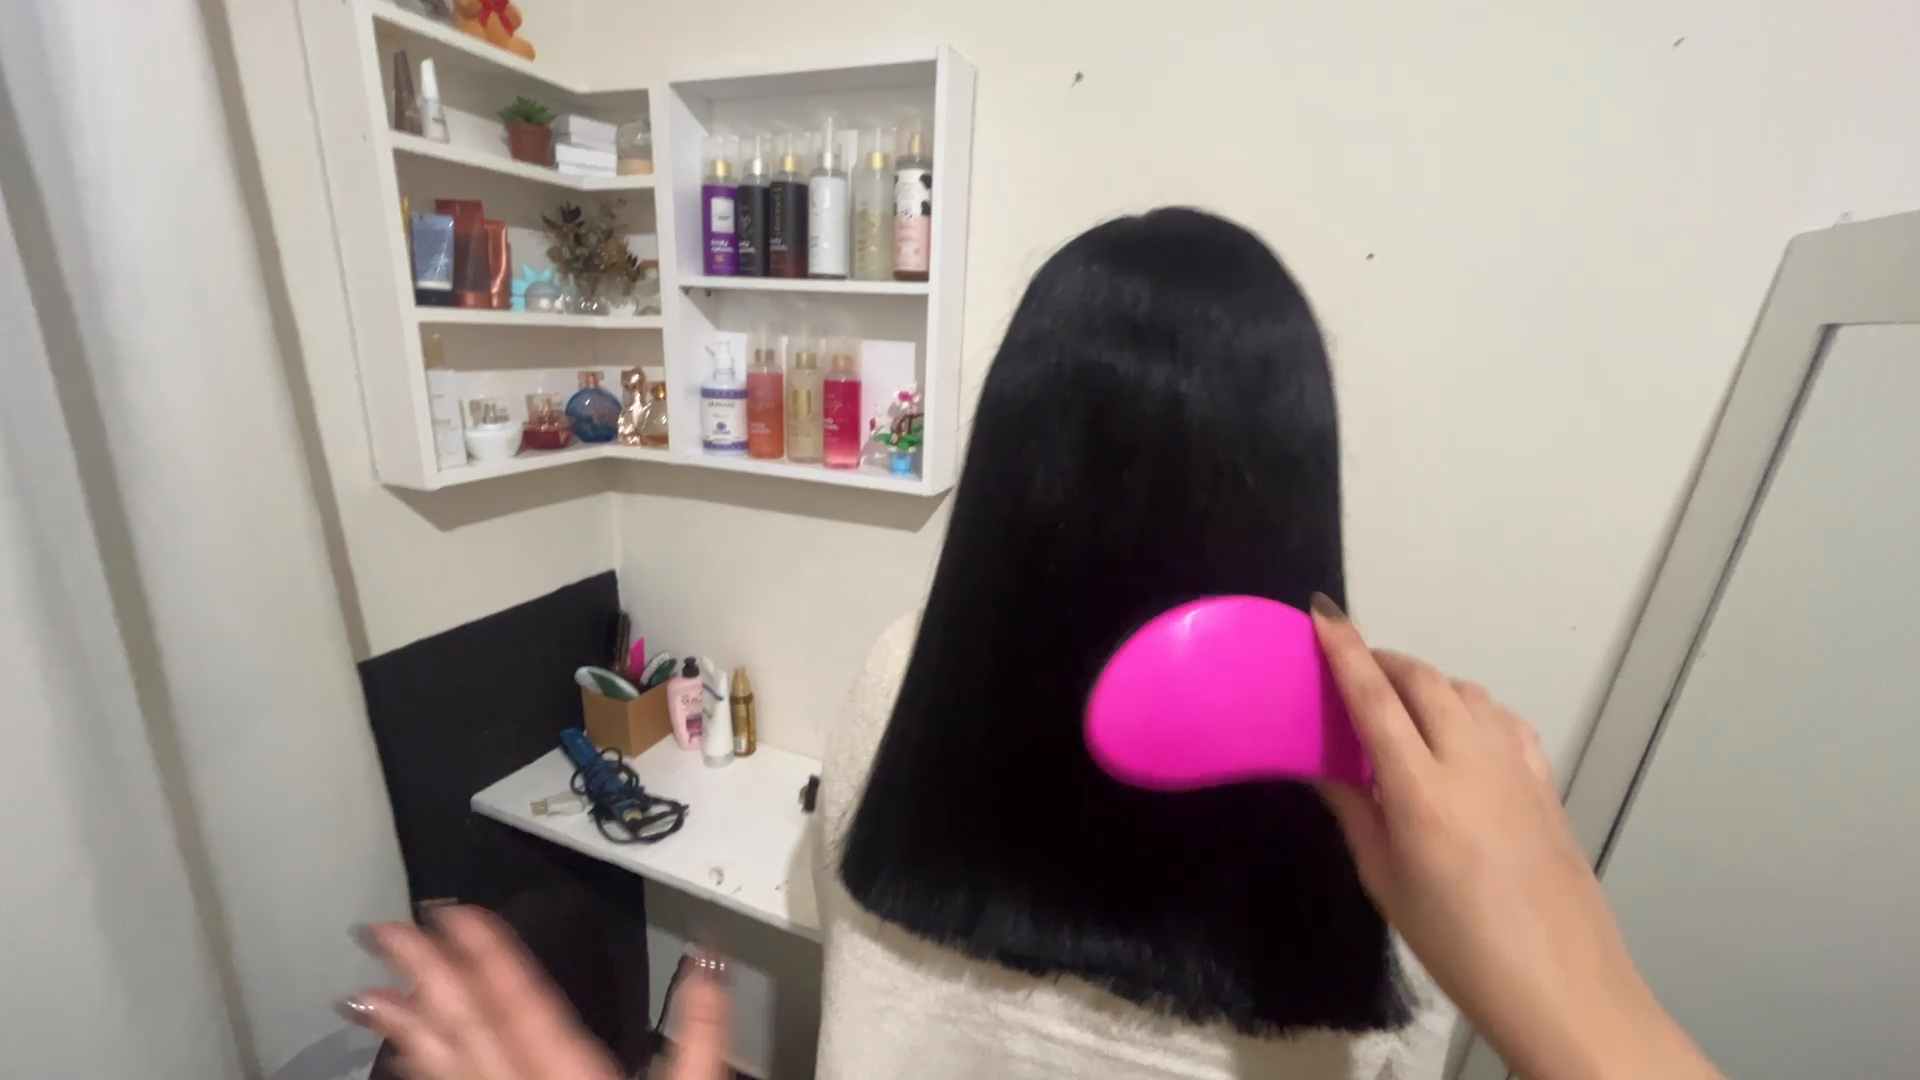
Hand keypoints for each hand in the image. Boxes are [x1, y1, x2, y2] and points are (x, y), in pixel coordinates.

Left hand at [340, 906, 730, 1079]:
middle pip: (471, 1029)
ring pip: (443, 1066)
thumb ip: (701, 1032)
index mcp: (571, 1077)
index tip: (456, 917)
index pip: (524, 1006)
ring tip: (370, 987)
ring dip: (407, 1023)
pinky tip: (400, 1048)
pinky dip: (418, 1065)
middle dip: (429, 976)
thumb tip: (706, 962)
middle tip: (388, 931)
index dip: (490, 958)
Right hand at [1308, 596, 1719, 1079]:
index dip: (1346, 650)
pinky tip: (1458, 734)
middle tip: (1351, 666)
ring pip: (1467, 692)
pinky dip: (1470, 708)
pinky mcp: (1547, 786)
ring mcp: (1518, 772)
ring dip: (1426, 683)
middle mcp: (1473, 765)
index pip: (1375, 699)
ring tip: (1399, 705)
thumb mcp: (1383, 877)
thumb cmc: (1456, 942)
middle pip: (1425, 681)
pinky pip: (1504, 721)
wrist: (1566, 993)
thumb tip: (1320, 764)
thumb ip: (1352, 807)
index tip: (1324, 613)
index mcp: (1422, 792)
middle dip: (1383, 659)